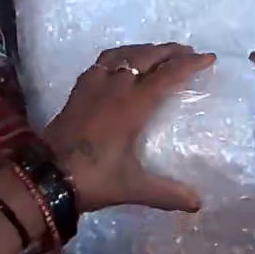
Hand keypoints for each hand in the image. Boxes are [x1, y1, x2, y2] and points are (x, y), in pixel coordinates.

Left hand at [43, 44, 215, 212]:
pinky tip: (119, 63)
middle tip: (187, 51)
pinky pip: (102, 62)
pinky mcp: (78, 91)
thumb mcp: (133, 187)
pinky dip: (118, 56)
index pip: (167, 75)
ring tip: (157, 52)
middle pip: (146, 57)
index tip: (208, 58)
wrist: (45, 175)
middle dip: (169, 50)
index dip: (189, 64)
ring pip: (122, 54)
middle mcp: (115, 88)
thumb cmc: (93, 178)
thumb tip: (197, 204)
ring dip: (143, 49)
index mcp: (133, 105)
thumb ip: (166, 193)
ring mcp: (94, 86)